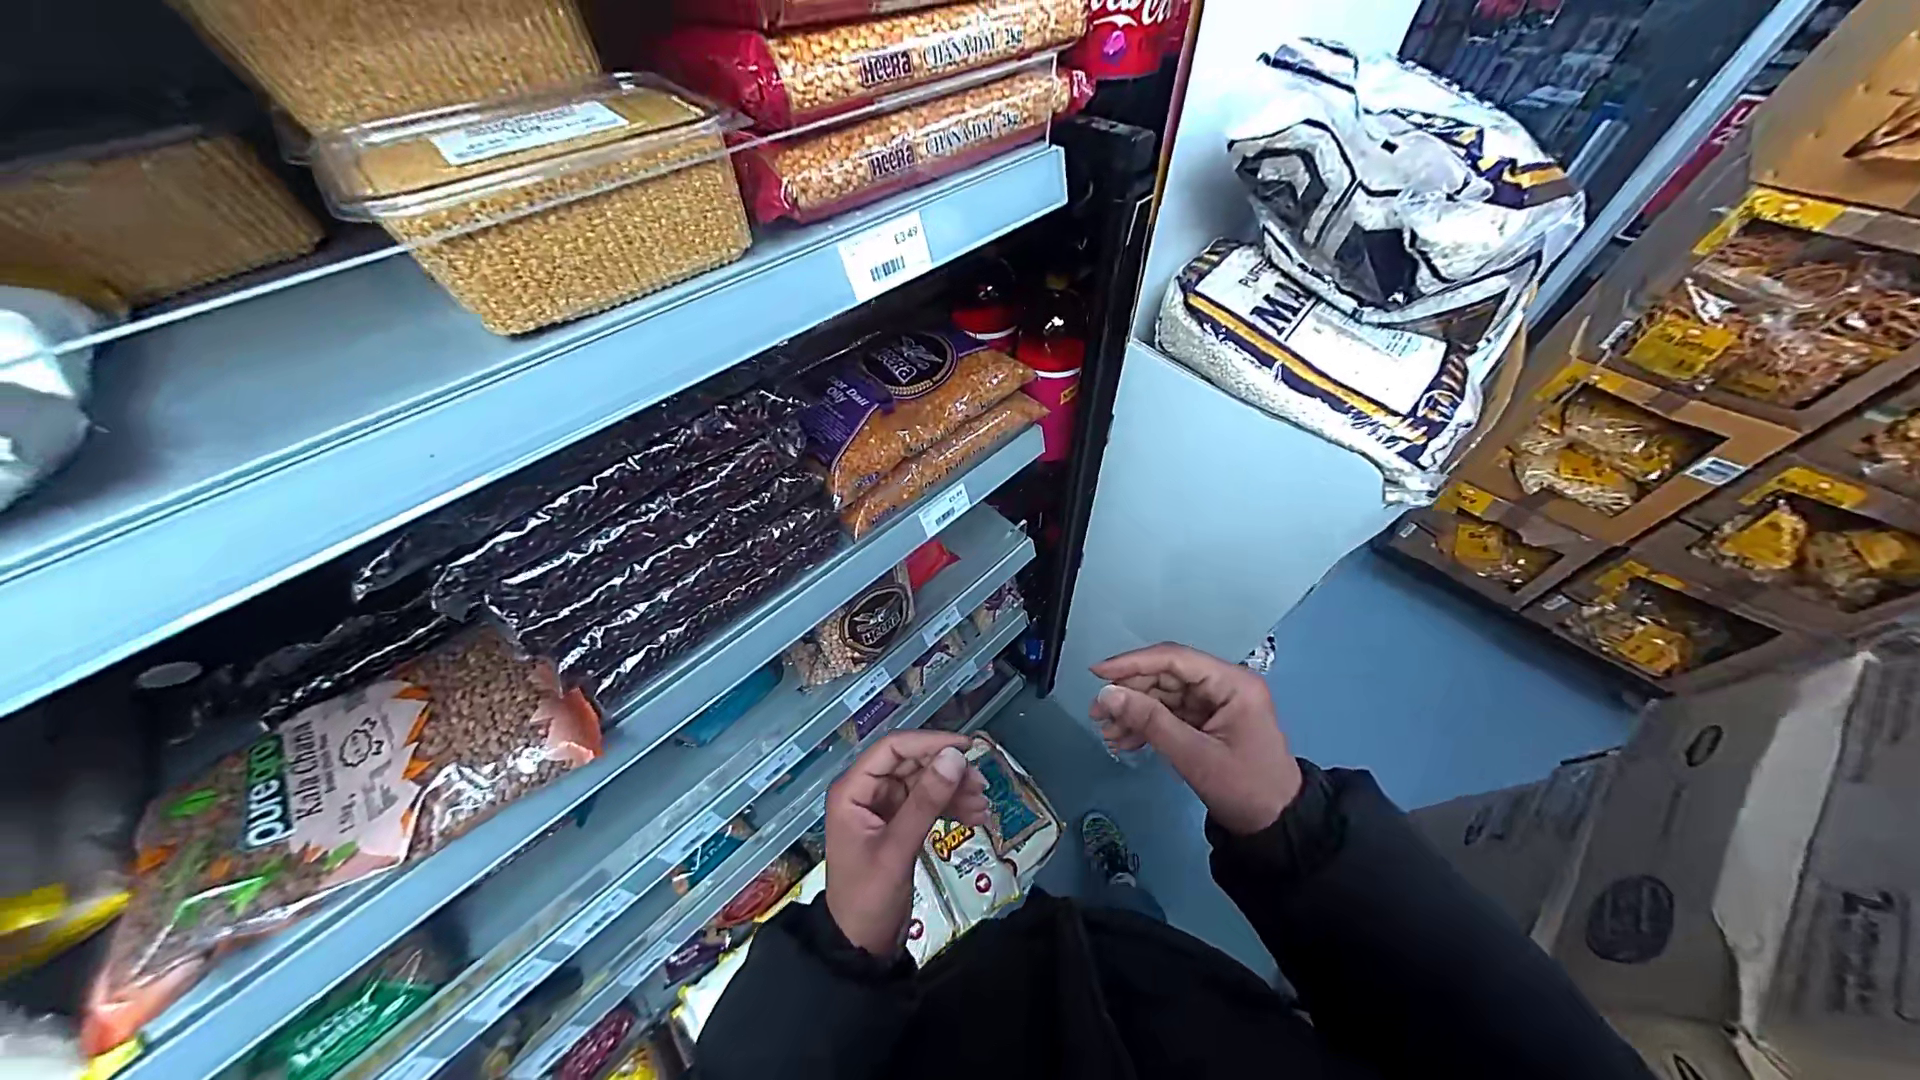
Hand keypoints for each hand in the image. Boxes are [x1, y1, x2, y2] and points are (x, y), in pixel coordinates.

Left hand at [825, 730, 988, 955]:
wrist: (860, 948)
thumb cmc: (868, 899)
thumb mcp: (898, 848)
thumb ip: (926, 801)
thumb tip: (955, 757)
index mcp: (853, 789)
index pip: (893, 748)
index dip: (930, 742)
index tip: (966, 747)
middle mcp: (867, 791)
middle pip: (912, 764)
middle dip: (946, 770)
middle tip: (980, 783)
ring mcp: (883, 808)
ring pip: (923, 782)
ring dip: (953, 789)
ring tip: (982, 804)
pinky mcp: (898, 825)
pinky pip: (927, 803)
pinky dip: (950, 807)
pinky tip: (974, 816)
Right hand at [1090, 643, 1301, 834]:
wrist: (1278, 828)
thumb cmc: (1244, 789)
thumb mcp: (1194, 756)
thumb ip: (1149, 721)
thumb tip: (1106, 694)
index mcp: (1232, 683)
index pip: (1174, 658)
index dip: (1132, 663)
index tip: (1098, 673)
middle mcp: (1224, 684)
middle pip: (1165, 675)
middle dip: (1129, 692)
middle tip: (1097, 712)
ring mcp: (1215, 702)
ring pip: (1163, 694)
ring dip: (1133, 711)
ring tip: (1107, 731)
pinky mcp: (1207, 719)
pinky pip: (1169, 712)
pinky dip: (1146, 724)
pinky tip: (1124, 739)